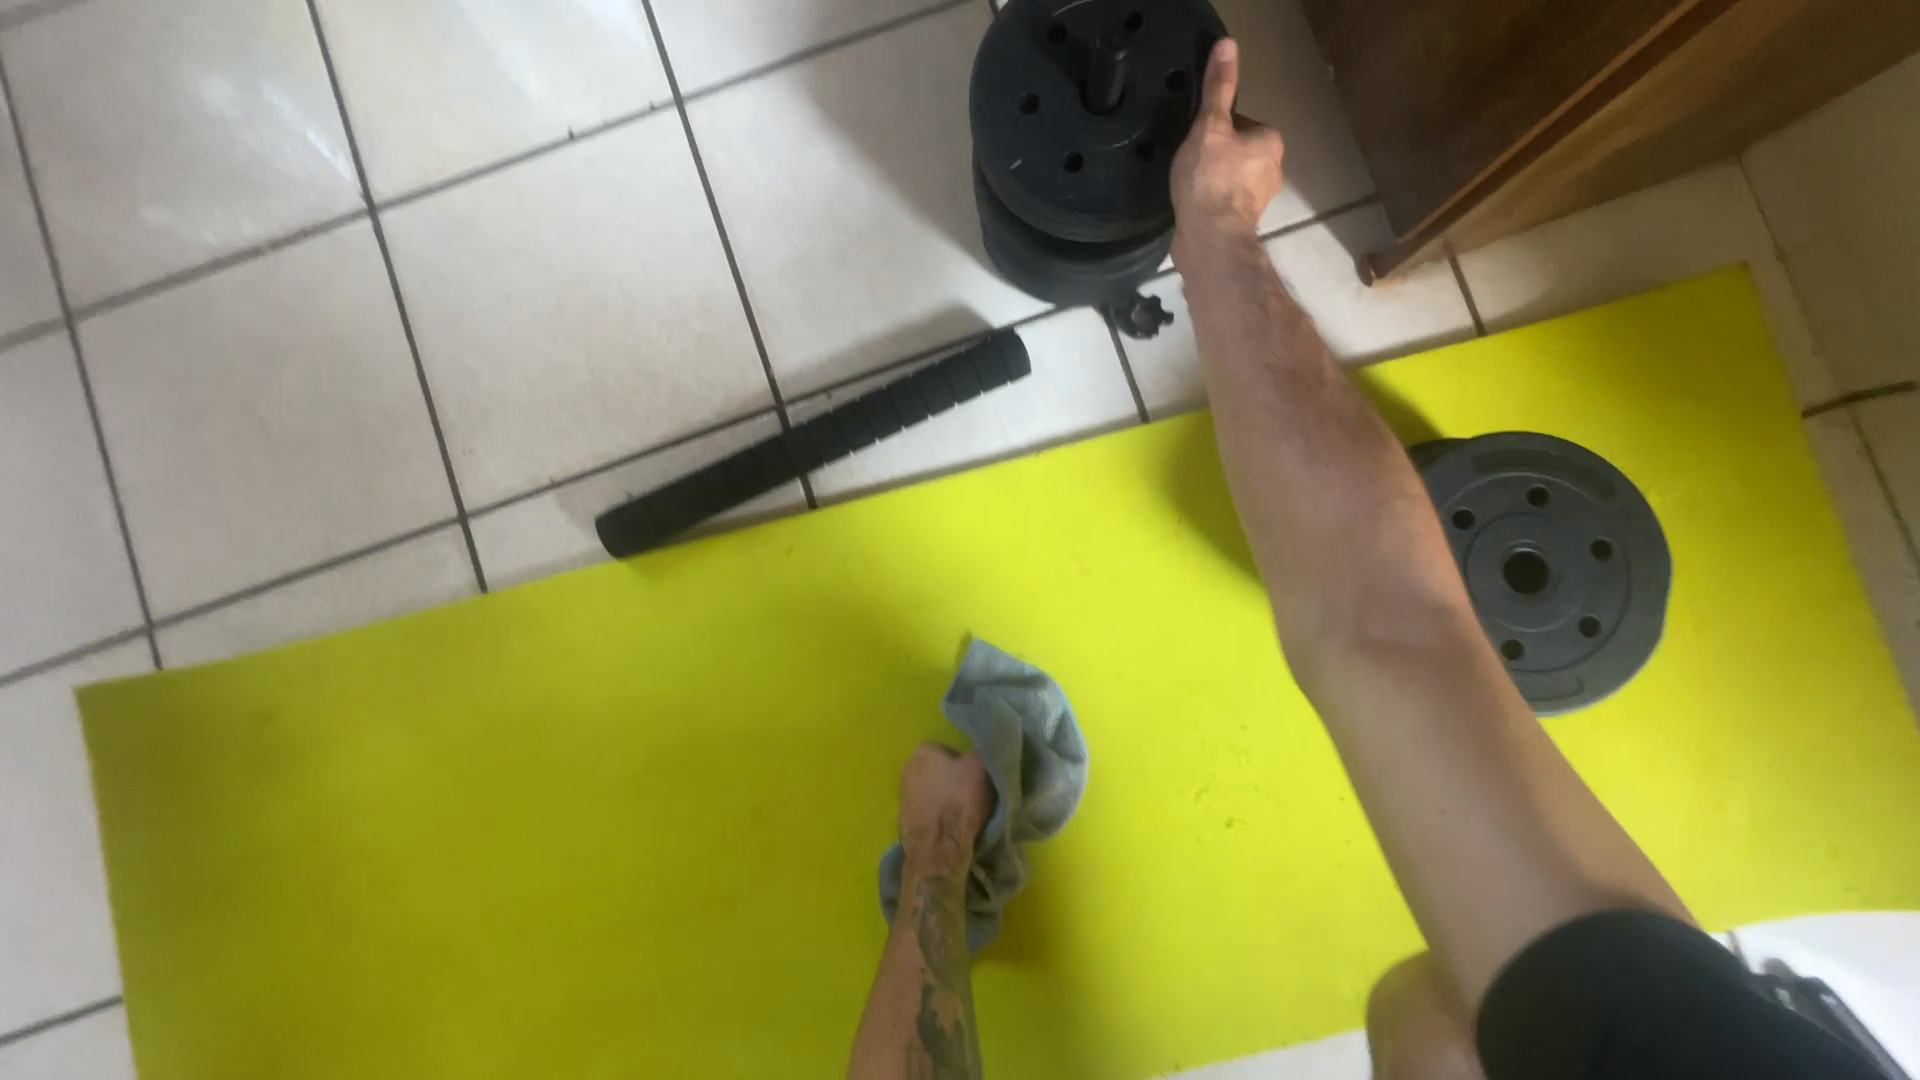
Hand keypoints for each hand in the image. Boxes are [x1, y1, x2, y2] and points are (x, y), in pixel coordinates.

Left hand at [897, 743, 993, 868]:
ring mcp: (902, 796)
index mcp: (922, 751)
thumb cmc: (959, 801)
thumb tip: (985, 744)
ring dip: (945, 800)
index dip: (965, 764)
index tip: (977, 778)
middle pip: (939, 771)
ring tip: (962, 814)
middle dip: (953, 780)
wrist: (938, 849)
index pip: (949, 750)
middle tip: (971, 795)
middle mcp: (906, 768)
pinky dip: (937, 818)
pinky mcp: (903, 820)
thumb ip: (982, 749)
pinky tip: (950, 828)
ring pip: (932, 792)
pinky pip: (926, 812)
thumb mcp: (981, 767)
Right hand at [1170, 38, 1285, 241]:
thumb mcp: (1209, 126)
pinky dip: (1209, 205)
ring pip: (1230, 180)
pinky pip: (1223, 205)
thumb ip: (1217, 89)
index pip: (1239, 123)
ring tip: (1189, 189)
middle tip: (1190, 167)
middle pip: (1236, 152)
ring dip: (1211, 183)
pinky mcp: (1241, 224)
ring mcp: (1258, 201)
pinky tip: (1193, 208)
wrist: (1209, 240)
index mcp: (1270, 141)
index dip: (1214, 130)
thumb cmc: (1210, 181)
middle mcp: (1272, 170)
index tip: (1197, 142)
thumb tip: (1227, 46)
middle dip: (1215, 158)